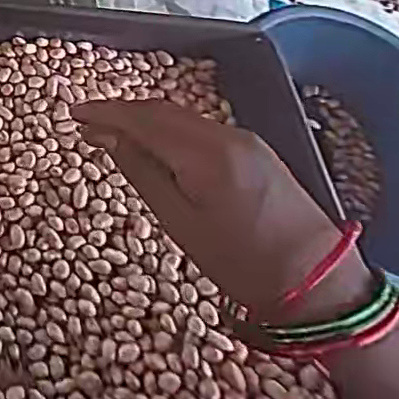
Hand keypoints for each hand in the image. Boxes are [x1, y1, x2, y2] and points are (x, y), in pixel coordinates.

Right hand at [71, 99, 367, 322]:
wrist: (324, 287)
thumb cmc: (242, 263)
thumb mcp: (179, 222)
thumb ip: (141, 171)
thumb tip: (107, 138)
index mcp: (206, 154)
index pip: (143, 119)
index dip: (104, 113)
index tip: (74, 114)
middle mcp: (227, 136)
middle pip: (161, 111)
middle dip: (120, 112)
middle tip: (86, 120)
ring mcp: (246, 141)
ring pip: (180, 117)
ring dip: (143, 119)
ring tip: (111, 131)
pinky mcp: (256, 152)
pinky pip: (198, 128)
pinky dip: (167, 129)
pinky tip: (152, 141)